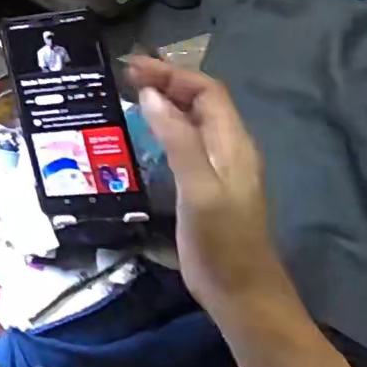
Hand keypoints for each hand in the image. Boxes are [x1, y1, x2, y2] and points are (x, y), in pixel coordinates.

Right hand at [127, 56, 290, 317]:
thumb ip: (177, 140)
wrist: (242, 298)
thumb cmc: (223, 243)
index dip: (172, 73)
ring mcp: (215, 166)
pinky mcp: (203, 184)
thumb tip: (150, 94)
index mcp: (232, 142)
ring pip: (190, 117)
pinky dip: (162, 123)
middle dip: (165, 80)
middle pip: (198, 99)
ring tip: (128, 91)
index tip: (134, 67)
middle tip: (125, 74)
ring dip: (163, 99)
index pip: (206, 90)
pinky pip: (182, 138)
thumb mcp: (199, 189)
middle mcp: (227, 147)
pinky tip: (142, 128)